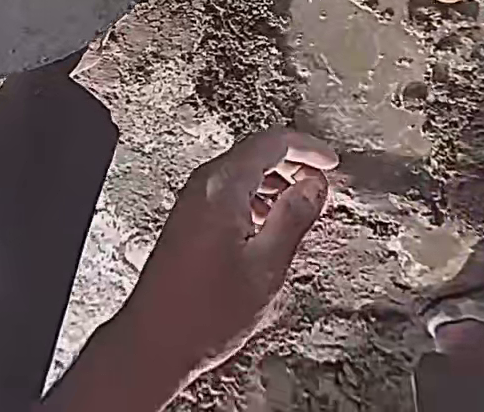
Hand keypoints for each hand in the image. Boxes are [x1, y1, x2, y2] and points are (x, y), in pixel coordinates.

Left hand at [42, 130, 338, 410]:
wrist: (152, 342)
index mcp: (224, 185)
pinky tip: (270, 221)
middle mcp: (205, 182)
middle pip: (257, 151)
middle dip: (294, 162)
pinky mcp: (190, 214)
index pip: (272, 143)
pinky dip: (257, 194)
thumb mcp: (266, 266)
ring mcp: (194, 197)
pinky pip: (230, 188)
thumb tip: (315, 184)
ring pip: (244, 170)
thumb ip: (294, 216)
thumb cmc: (206, 312)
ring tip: (302, 203)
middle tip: (321, 182)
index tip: (331, 162)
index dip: (307, 148)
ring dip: (276, 179)